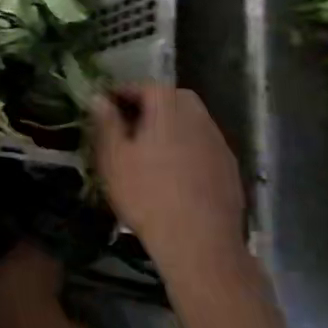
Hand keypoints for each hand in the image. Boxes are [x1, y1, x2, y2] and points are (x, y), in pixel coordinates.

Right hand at [90, 86, 244, 261]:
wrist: (198, 241)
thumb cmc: (146, 194)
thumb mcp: (113, 158)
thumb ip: (106, 123)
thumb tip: (98, 98)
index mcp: (169, 110)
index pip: (147, 86)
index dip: (124, 91)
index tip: (105, 105)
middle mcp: (199, 119)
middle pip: (176, 98)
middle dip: (151, 104)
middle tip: (127, 122)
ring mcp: (219, 144)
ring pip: (192, 121)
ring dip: (170, 125)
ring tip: (147, 147)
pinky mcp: (229, 169)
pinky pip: (203, 145)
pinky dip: (186, 146)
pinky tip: (172, 170)